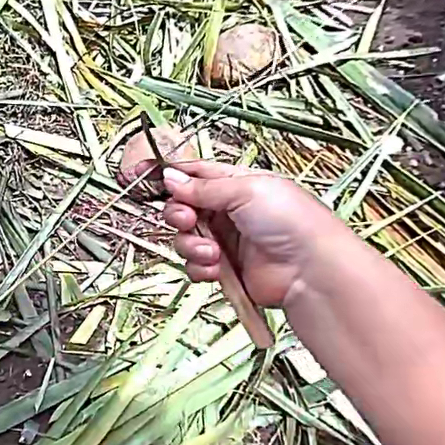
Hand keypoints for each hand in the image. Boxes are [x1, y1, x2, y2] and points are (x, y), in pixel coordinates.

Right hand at [160, 160, 353, 307]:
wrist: (309, 270)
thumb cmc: (290, 221)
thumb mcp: (245, 190)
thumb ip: (203, 187)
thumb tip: (170, 178)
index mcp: (235, 183)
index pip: (192, 173)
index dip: (164, 175)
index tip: (135, 175)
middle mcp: (227, 211)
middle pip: (181, 207)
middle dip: (178, 215)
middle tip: (188, 220)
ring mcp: (225, 241)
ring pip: (184, 239)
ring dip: (191, 246)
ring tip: (213, 253)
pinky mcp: (223, 269)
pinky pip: (194, 266)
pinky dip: (200, 268)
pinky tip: (216, 269)